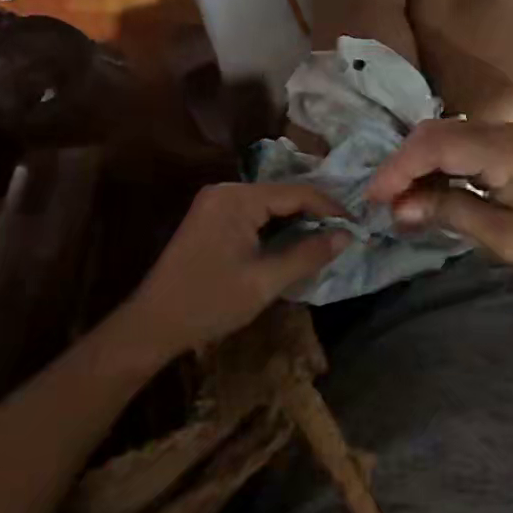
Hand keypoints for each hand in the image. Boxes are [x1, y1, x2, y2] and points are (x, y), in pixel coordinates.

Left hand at [114, 183, 348, 363]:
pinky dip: (273, 226)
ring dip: (294, 219)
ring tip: (326, 239)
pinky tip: (291, 242)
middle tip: (345, 233)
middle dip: (313, 212)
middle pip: (280, 194)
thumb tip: (346, 236)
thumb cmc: (210, 301)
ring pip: (266, 204)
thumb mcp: (265, 281)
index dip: (330, 208)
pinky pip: (250, 213)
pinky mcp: (209, 218)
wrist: (155, 321)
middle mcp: (224, 191)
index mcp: (236, 199)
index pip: (295, 192)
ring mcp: (213, 203)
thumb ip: (307, 255)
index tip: (357, 226)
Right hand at [365, 119, 512, 281]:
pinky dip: (439, 164)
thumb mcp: (505, 239)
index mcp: (506, 151)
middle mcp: (505, 131)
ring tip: (404, 200)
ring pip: (446, 135)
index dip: (397, 169)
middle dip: (403, 165)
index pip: (433, 146)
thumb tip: (399, 208)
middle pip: (435, 133)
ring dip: (419, 164)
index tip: (373, 199)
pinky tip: (432, 190)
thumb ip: (449, 213)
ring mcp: (511, 134)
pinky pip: (463, 143)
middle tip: (386, 202)